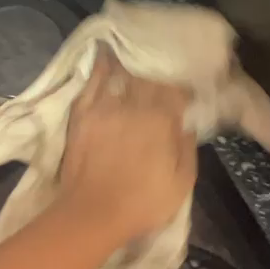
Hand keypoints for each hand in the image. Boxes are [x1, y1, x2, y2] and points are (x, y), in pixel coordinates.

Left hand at [55, 49, 196, 245]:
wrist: (92, 215)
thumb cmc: (142, 204)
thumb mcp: (181, 183)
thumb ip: (187, 149)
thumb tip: (186, 125)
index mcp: (162, 121)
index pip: (175, 92)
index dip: (182, 89)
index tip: (185, 92)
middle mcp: (134, 107)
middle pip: (149, 80)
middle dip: (158, 74)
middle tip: (162, 70)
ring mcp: (105, 108)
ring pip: (122, 76)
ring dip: (132, 65)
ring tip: (137, 53)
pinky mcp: (82, 115)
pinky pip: (92, 83)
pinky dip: (99, 66)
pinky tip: (105, 53)